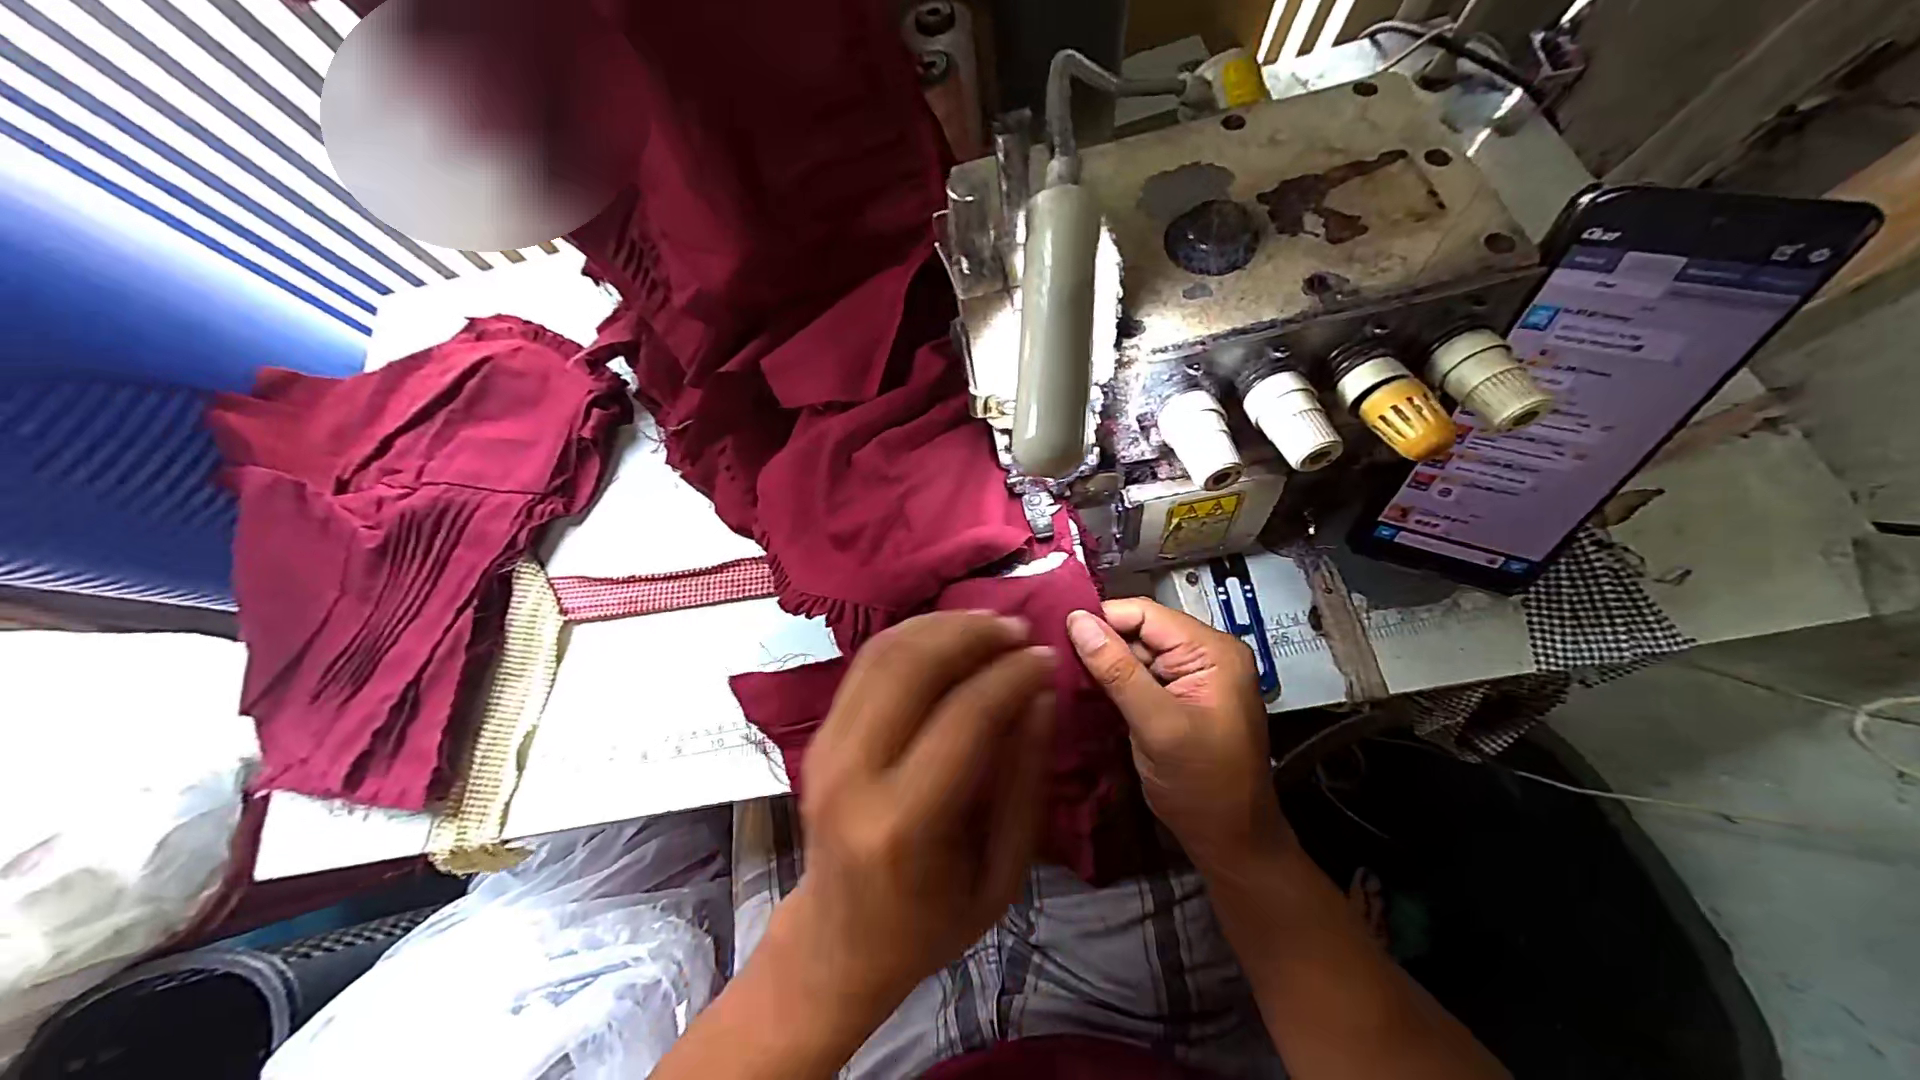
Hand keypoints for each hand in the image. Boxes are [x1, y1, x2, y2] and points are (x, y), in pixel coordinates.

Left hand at [777, 611, 1055, 1011]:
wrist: (835, 943)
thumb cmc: (929, 923)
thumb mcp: (1001, 873)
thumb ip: (1024, 780)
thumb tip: (1041, 694)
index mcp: (903, 823)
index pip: (965, 717)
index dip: (1012, 676)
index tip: (1046, 657)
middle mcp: (853, 774)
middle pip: (913, 668)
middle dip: (973, 634)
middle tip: (1017, 628)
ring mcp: (825, 749)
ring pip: (883, 654)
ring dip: (941, 626)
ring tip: (988, 624)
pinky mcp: (818, 737)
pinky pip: (865, 665)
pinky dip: (910, 638)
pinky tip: (947, 635)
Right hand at [1066, 599, 1286, 870]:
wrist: (1230, 841)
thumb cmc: (1203, 786)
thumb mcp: (1158, 725)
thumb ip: (1117, 670)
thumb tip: (1076, 620)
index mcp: (1213, 651)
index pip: (1146, 614)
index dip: (1102, 620)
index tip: (1057, 634)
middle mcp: (1205, 654)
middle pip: (1138, 631)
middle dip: (1099, 644)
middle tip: (1056, 661)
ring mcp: (1191, 677)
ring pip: (1133, 653)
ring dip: (1102, 665)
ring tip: (1064, 677)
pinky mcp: (1176, 698)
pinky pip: (1138, 676)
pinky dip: (1112, 684)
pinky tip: (1085, 693)